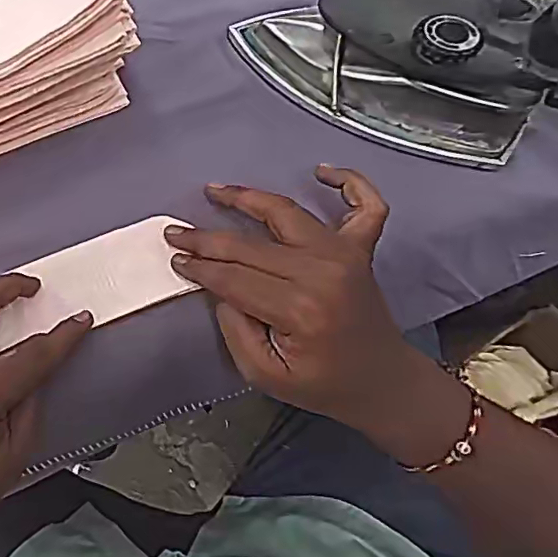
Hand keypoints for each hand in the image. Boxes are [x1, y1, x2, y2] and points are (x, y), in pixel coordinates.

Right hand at [165, 166, 463, 462]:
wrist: (381, 381)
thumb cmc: (322, 384)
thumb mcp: (264, 374)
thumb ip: (235, 329)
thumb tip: (219, 288)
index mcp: (299, 310)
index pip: (234, 278)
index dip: (200, 267)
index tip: (175, 258)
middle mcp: (323, 273)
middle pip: (251, 245)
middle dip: (206, 238)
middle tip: (176, 231)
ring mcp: (345, 255)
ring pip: (288, 213)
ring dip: (249, 198)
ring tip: (216, 191)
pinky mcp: (362, 249)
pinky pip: (365, 205)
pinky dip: (349, 182)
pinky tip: (321, 171)